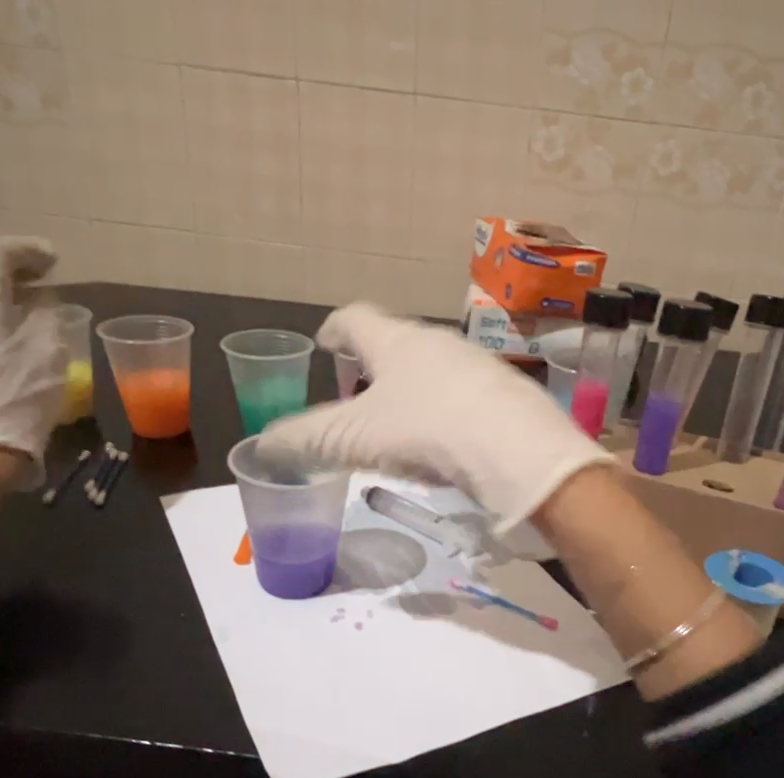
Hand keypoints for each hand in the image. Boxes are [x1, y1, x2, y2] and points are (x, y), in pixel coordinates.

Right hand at [260, 303, 612, 532]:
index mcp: (395, 341)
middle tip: (356, 400)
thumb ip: (305, 440)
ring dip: (411, 393)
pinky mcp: (508, 398)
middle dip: (372, 368)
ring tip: (398, 429)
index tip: (323, 345)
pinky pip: (464, 398)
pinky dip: (445, 414)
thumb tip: (263, 445)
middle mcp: (438, 342)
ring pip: (433, 371)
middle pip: (395, 344)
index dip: (333, 331)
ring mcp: (478, 366)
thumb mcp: (353, 439)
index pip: (353, 319)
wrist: (520, 453)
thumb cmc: (426, 431)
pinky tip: (446, 448)